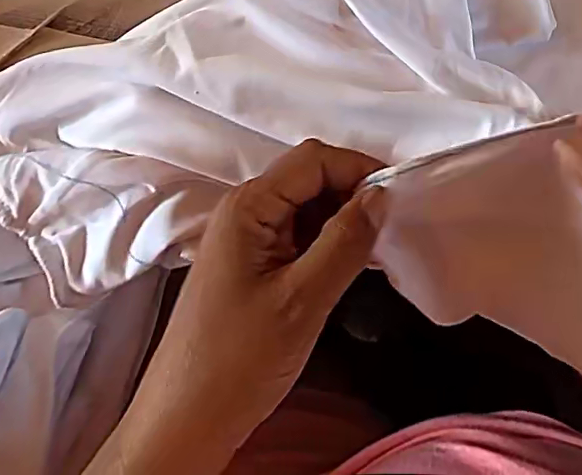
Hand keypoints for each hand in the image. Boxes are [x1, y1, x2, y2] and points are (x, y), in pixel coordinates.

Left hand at [90, 141, 385, 474]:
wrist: (184, 421)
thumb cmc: (236, 361)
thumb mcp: (301, 301)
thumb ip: (344, 243)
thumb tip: (379, 196)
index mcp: (249, 205)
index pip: (312, 160)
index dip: (356, 167)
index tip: (397, 194)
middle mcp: (244, 208)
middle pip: (308, 177)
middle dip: (352, 192)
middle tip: (391, 224)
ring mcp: (246, 234)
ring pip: (305, 204)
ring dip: (342, 217)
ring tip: (376, 245)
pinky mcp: (252, 259)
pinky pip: (297, 231)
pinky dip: (327, 239)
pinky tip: (350, 261)